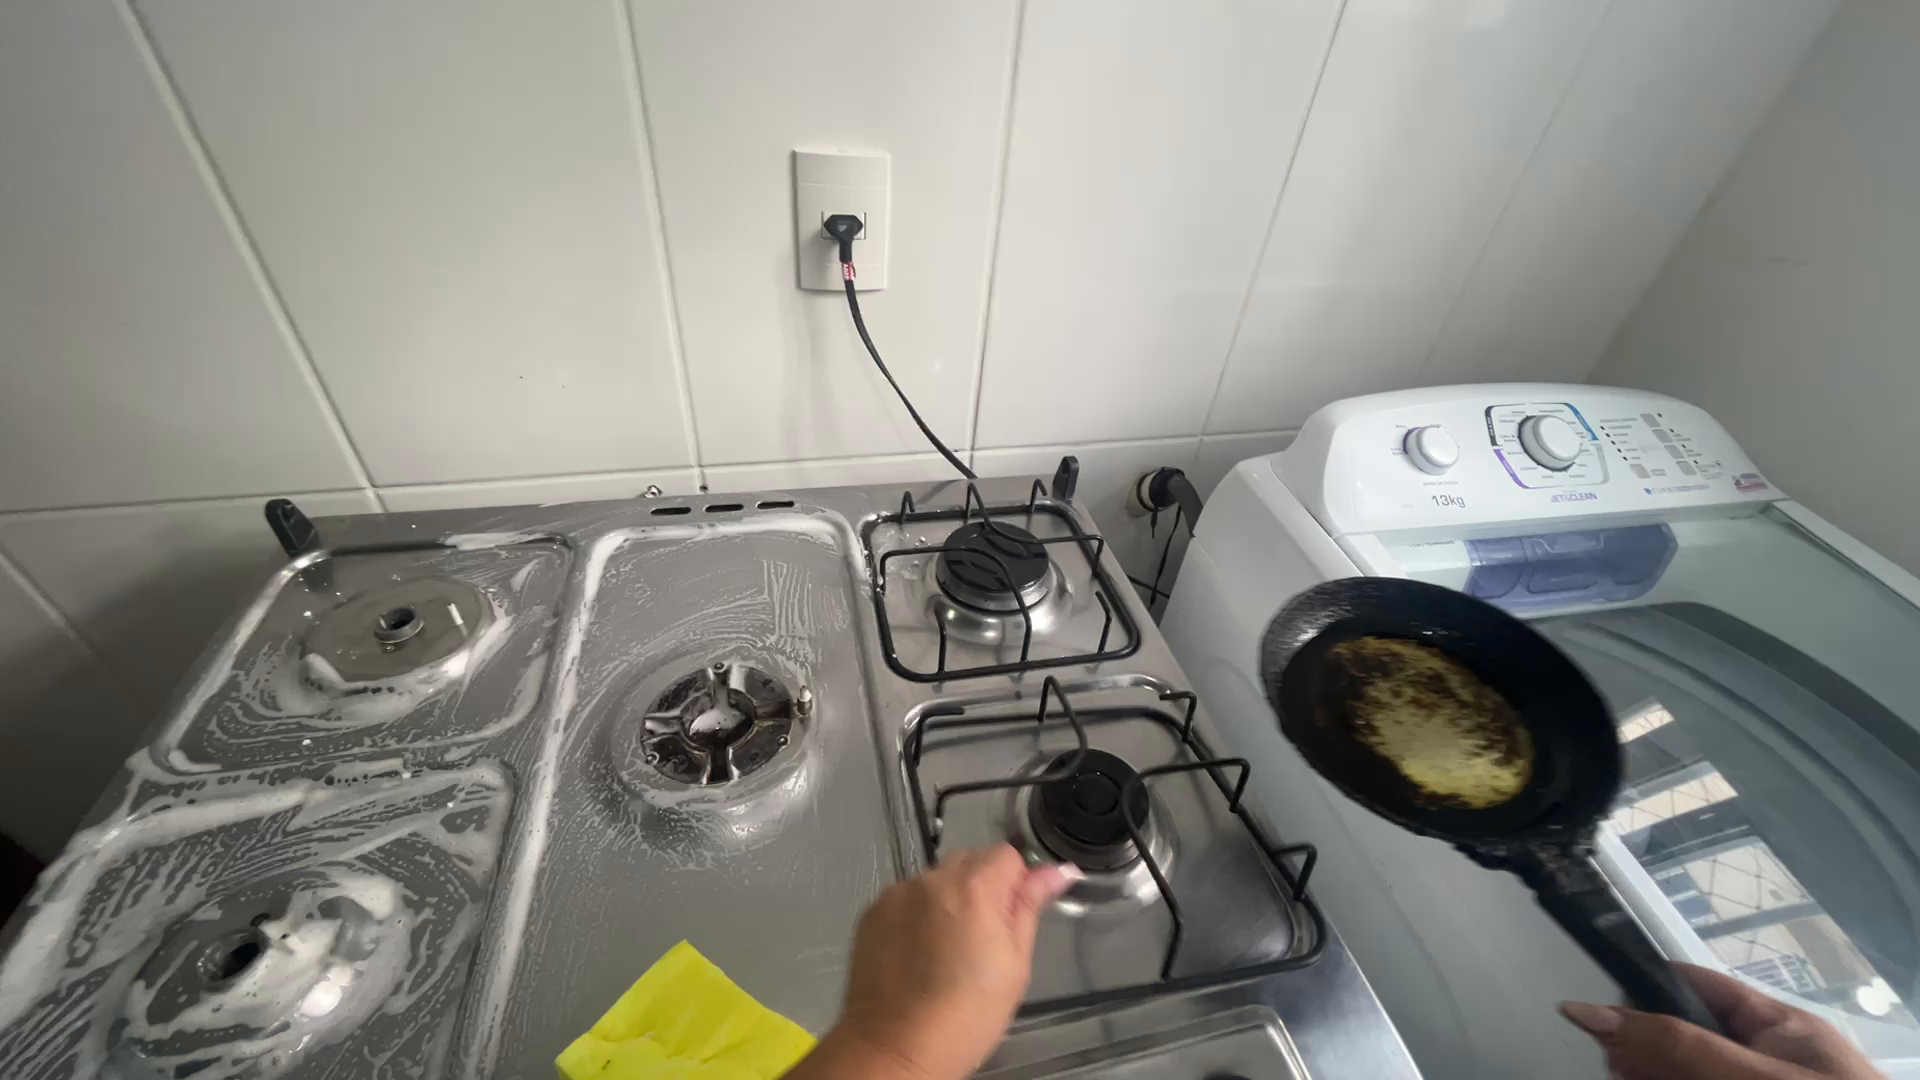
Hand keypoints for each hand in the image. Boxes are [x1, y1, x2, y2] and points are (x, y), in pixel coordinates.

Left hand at [786, 845, 1079, 1079]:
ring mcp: (900, 892)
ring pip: (937, 879)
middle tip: (983, 938)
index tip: (1012, 913)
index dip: (1015, 882)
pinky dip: (917, 914)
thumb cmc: (964, 1016)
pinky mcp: (875, 910)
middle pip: (970, 861)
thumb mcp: (1014, 964)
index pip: (1007, 855)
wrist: (895, 1048)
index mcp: (975, 887)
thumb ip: (1030, 906)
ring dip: (948, 900)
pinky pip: (907, 897)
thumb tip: (1055, 872)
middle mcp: (934, 879)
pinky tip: (919, 953)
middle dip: (982, 887)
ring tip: (947, 951)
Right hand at [1560, 963, 1882, 1079]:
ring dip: (1644, 1075)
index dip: (1637, 994)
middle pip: (1672, 1033)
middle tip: (1623, 1075)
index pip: (1682, 982)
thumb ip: (1673, 1044)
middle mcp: (1766, 1056)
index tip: (1607, 1029)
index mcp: (1779, 1026)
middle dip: (1639, 1053)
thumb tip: (1579, 1009)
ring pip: (1673, 1068)